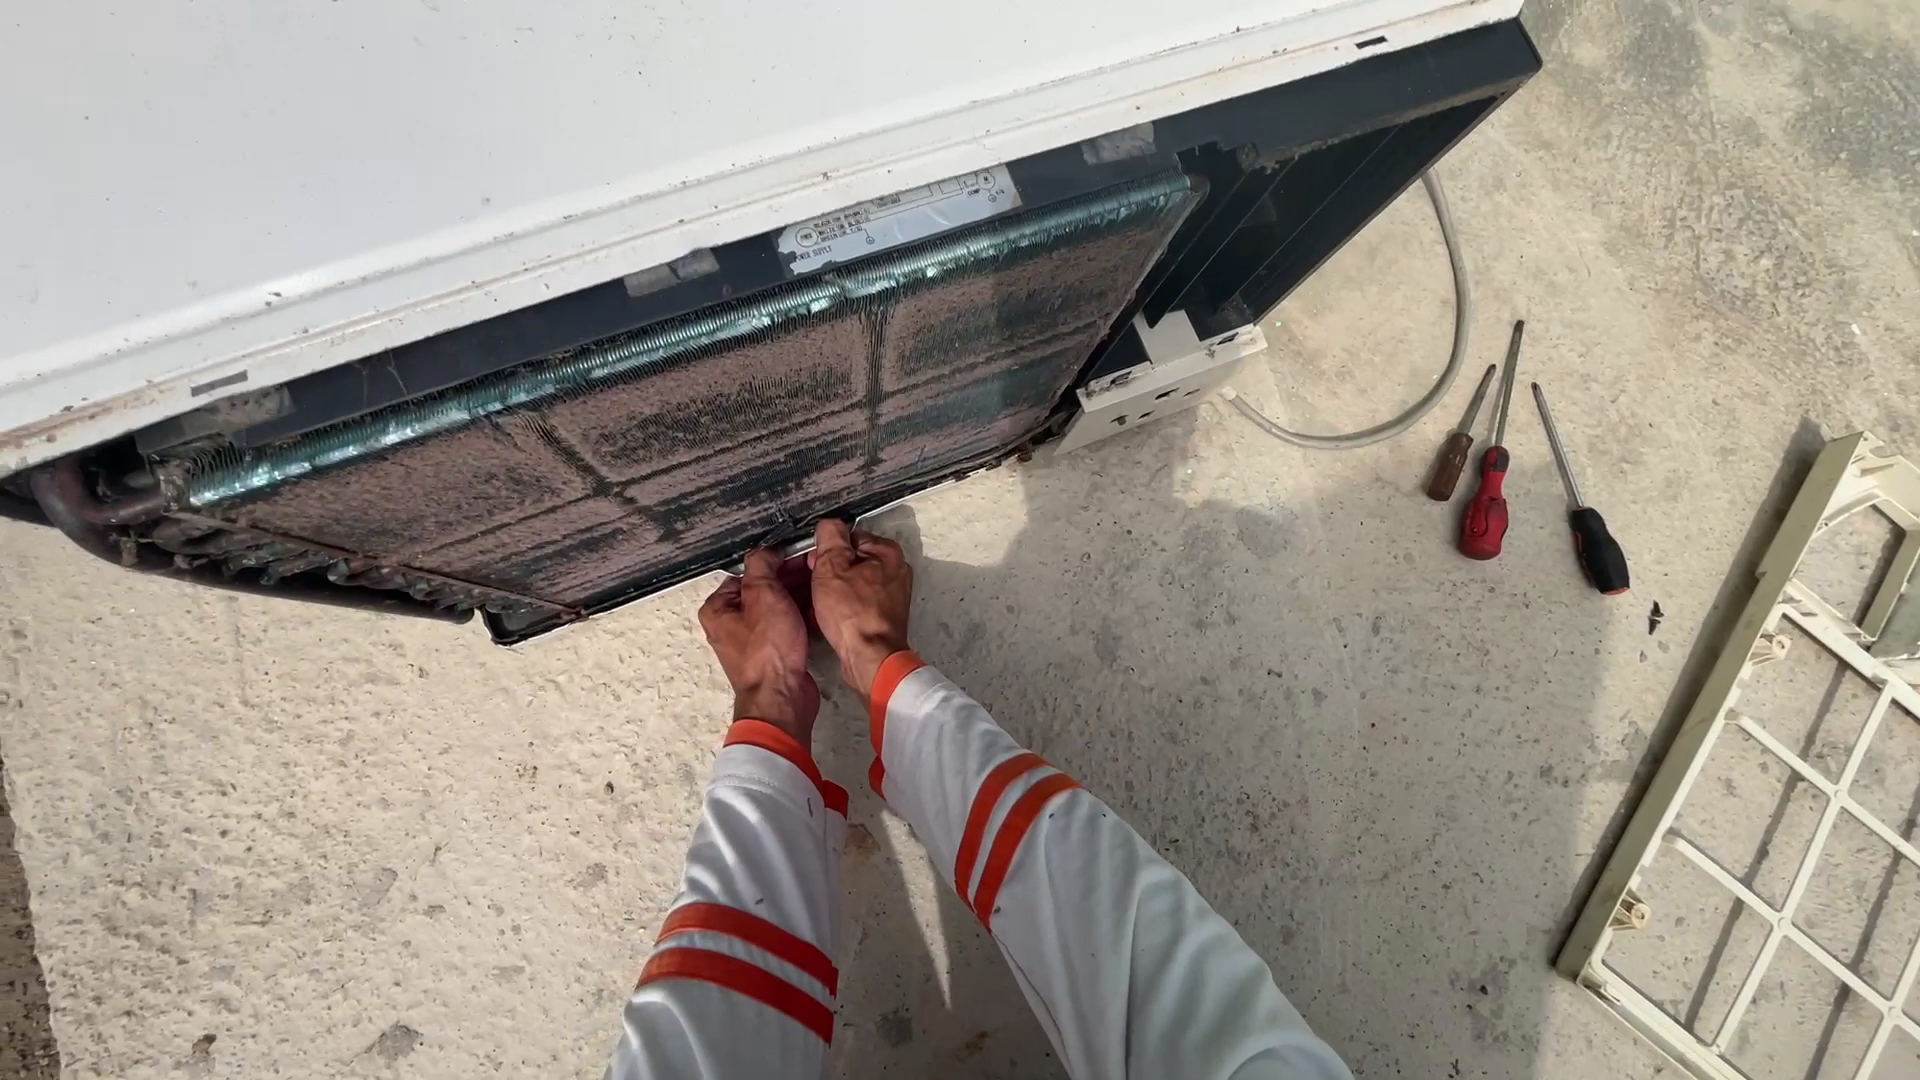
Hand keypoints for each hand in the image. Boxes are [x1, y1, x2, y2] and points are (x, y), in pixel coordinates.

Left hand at [698, 549, 819, 741]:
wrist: (782, 696)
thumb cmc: (767, 651)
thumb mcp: (763, 594)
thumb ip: (762, 565)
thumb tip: (766, 552)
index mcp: (719, 609)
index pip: (746, 573)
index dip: (774, 562)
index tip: (796, 556)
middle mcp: (732, 624)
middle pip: (763, 589)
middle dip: (789, 578)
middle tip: (814, 569)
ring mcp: (753, 640)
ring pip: (778, 607)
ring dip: (798, 596)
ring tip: (820, 586)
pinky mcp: (773, 652)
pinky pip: (787, 625)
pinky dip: (800, 615)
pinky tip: (818, 608)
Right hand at [809, 519, 913, 699]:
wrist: (870, 657)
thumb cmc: (854, 615)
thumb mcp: (832, 567)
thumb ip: (830, 538)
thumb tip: (829, 524)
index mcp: (887, 552)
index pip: (849, 537)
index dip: (827, 551)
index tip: (817, 565)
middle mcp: (895, 570)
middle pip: (852, 560)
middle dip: (831, 572)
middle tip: (819, 588)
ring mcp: (892, 595)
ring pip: (853, 583)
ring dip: (835, 591)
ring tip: (825, 605)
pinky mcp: (885, 615)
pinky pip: (858, 603)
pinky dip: (845, 608)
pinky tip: (833, 618)